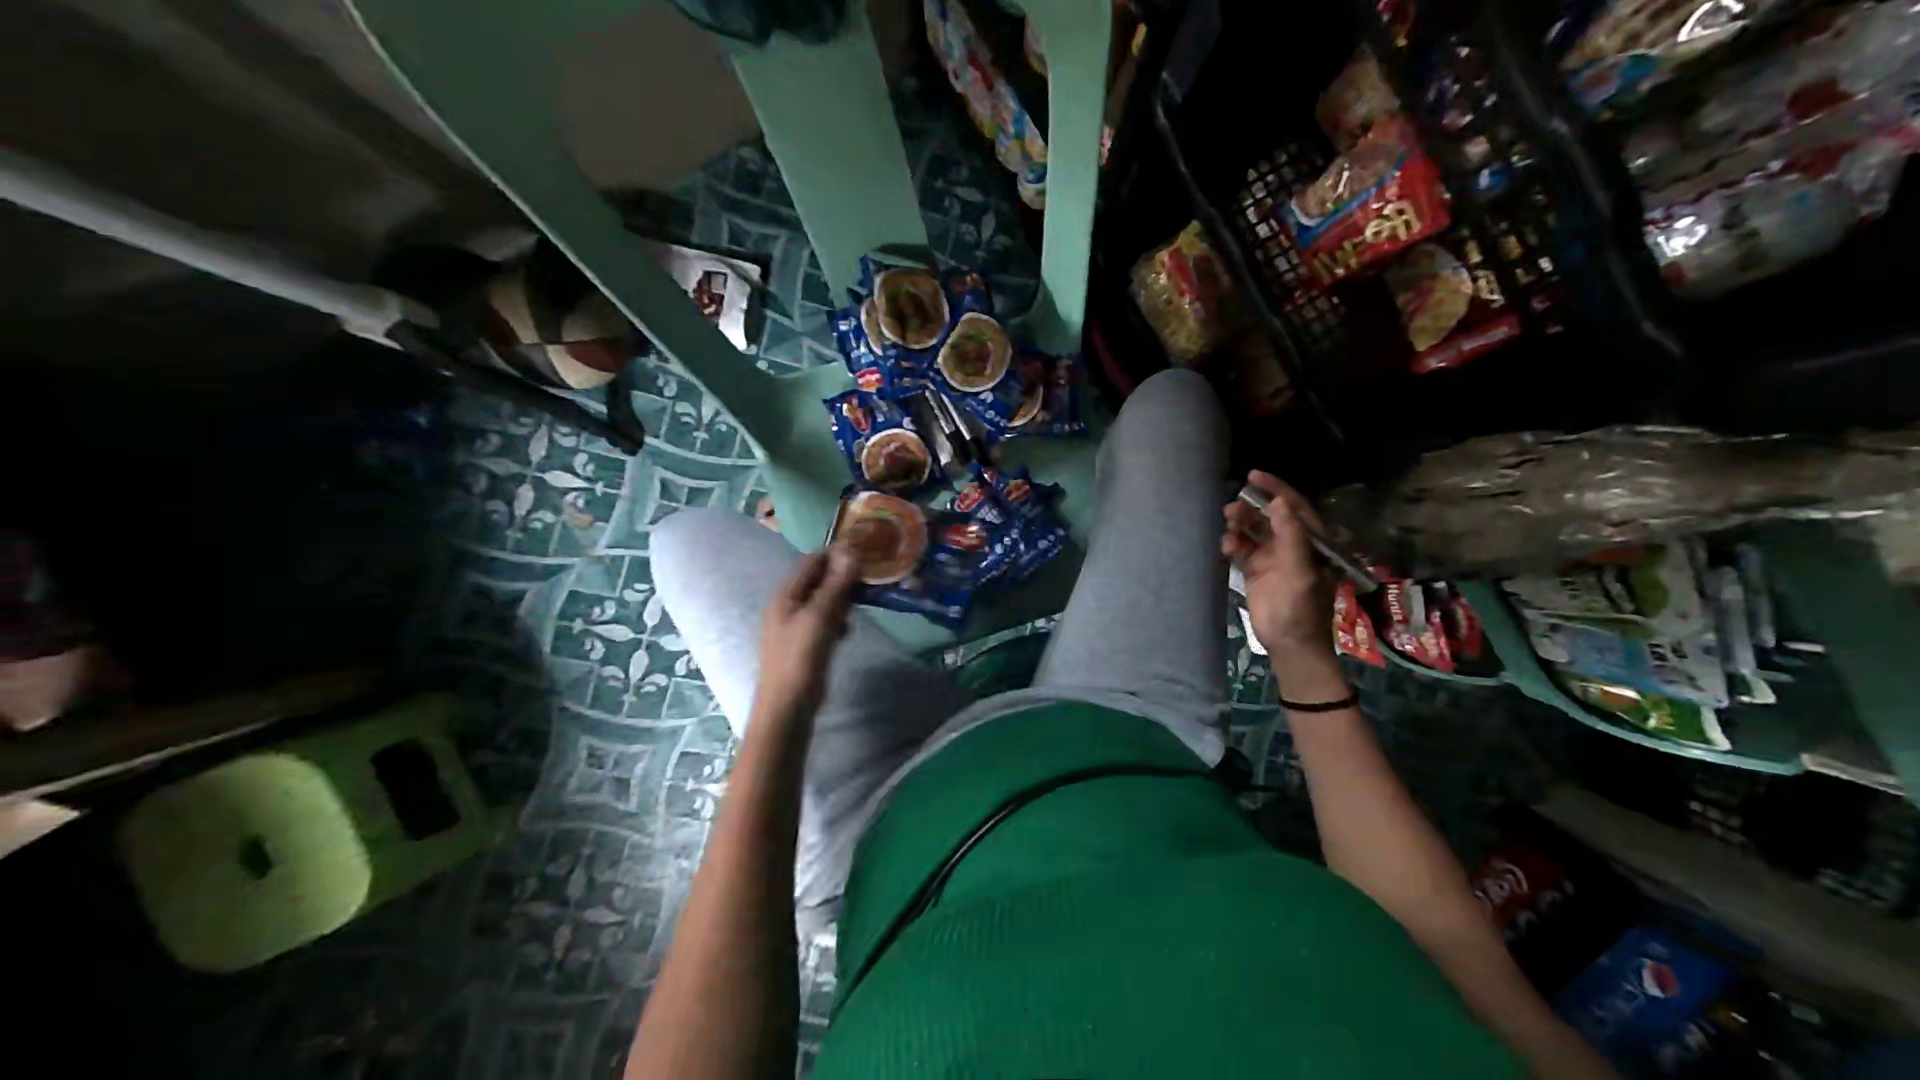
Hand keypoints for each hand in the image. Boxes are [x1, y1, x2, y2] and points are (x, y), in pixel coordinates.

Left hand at [755, 548, 859, 717]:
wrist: (787, 708)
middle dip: (844, 577)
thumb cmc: (799, 660)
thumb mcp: (819, 618)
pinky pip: (825, 620)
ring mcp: (796, 624)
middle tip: (873, 578)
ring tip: (862, 604)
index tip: (868, 551)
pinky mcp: (805, 642)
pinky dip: (838, 620)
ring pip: (824, 600)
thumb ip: (834, 585)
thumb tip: (849, 550)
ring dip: (842, 599)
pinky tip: (847, 631)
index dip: (838, 553)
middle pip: (819, 579)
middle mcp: (788, 604)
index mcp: (786, 594)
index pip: (813, 561)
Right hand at [1222, 471, 1339, 681]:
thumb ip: (1291, 536)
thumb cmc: (1300, 609)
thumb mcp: (1300, 571)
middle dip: (1251, 508)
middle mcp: (1292, 545)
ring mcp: (1272, 558)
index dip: (1275, 489)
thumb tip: (1280, 503)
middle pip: (1270, 517)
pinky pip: (1242, 549)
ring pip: (1254, 531)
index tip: (1253, 475)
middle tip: (1231, 508)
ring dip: (1240, 525)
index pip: (1293, 507)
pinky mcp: (1255, 571)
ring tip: (1227, 524)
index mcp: (1311, 542)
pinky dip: (1233, 544)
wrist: (1289, 645)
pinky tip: (1226, 546)